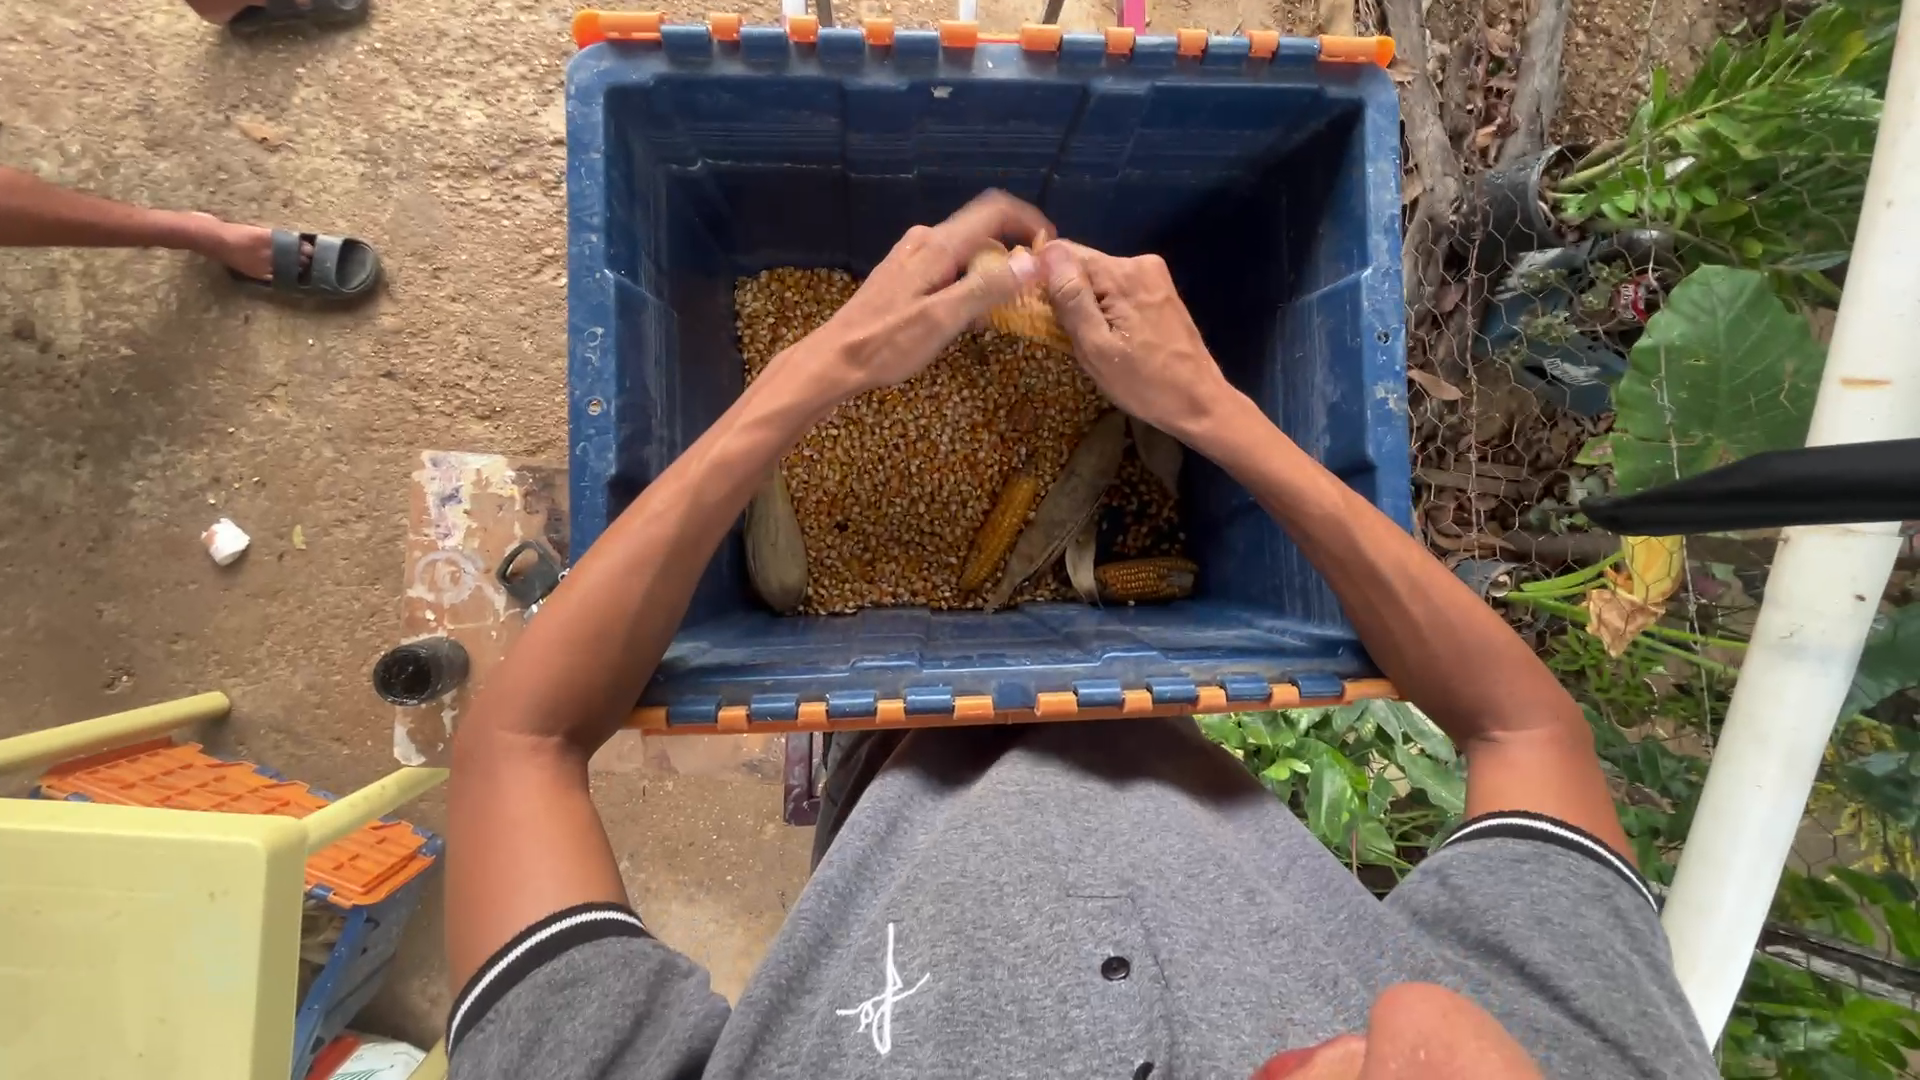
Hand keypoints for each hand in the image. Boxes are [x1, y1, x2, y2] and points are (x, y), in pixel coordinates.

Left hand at [798, 190, 1049, 397]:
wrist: (834, 360)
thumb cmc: (887, 343)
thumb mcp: (944, 318)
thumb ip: (988, 288)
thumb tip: (1034, 262)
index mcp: (938, 246)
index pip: (994, 210)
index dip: (1028, 221)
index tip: (1051, 245)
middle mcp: (924, 242)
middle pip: (980, 234)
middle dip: (1008, 257)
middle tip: (1025, 295)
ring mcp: (910, 258)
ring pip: (963, 255)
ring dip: (985, 277)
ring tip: (994, 316)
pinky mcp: (901, 277)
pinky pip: (945, 271)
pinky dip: (964, 287)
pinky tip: (961, 319)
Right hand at [1038, 240, 1236, 441]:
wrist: (1198, 401)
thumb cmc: (1143, 382)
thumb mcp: (1096, 347)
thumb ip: (1071, 298)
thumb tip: (1046, 253)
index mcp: (1121, 273)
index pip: (1062, 252)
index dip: (1043, 278)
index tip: (1040, 312)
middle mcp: (1139, 263)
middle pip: (1083, 264)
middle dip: (1066, 294)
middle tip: (1064, 334)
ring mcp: (1153, 276)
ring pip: (1099, 279)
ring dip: (1085, 303)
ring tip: (1087, 340)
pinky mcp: (1160, 291)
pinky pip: (1117, 289)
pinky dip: (1104, 307)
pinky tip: (1109, 336)